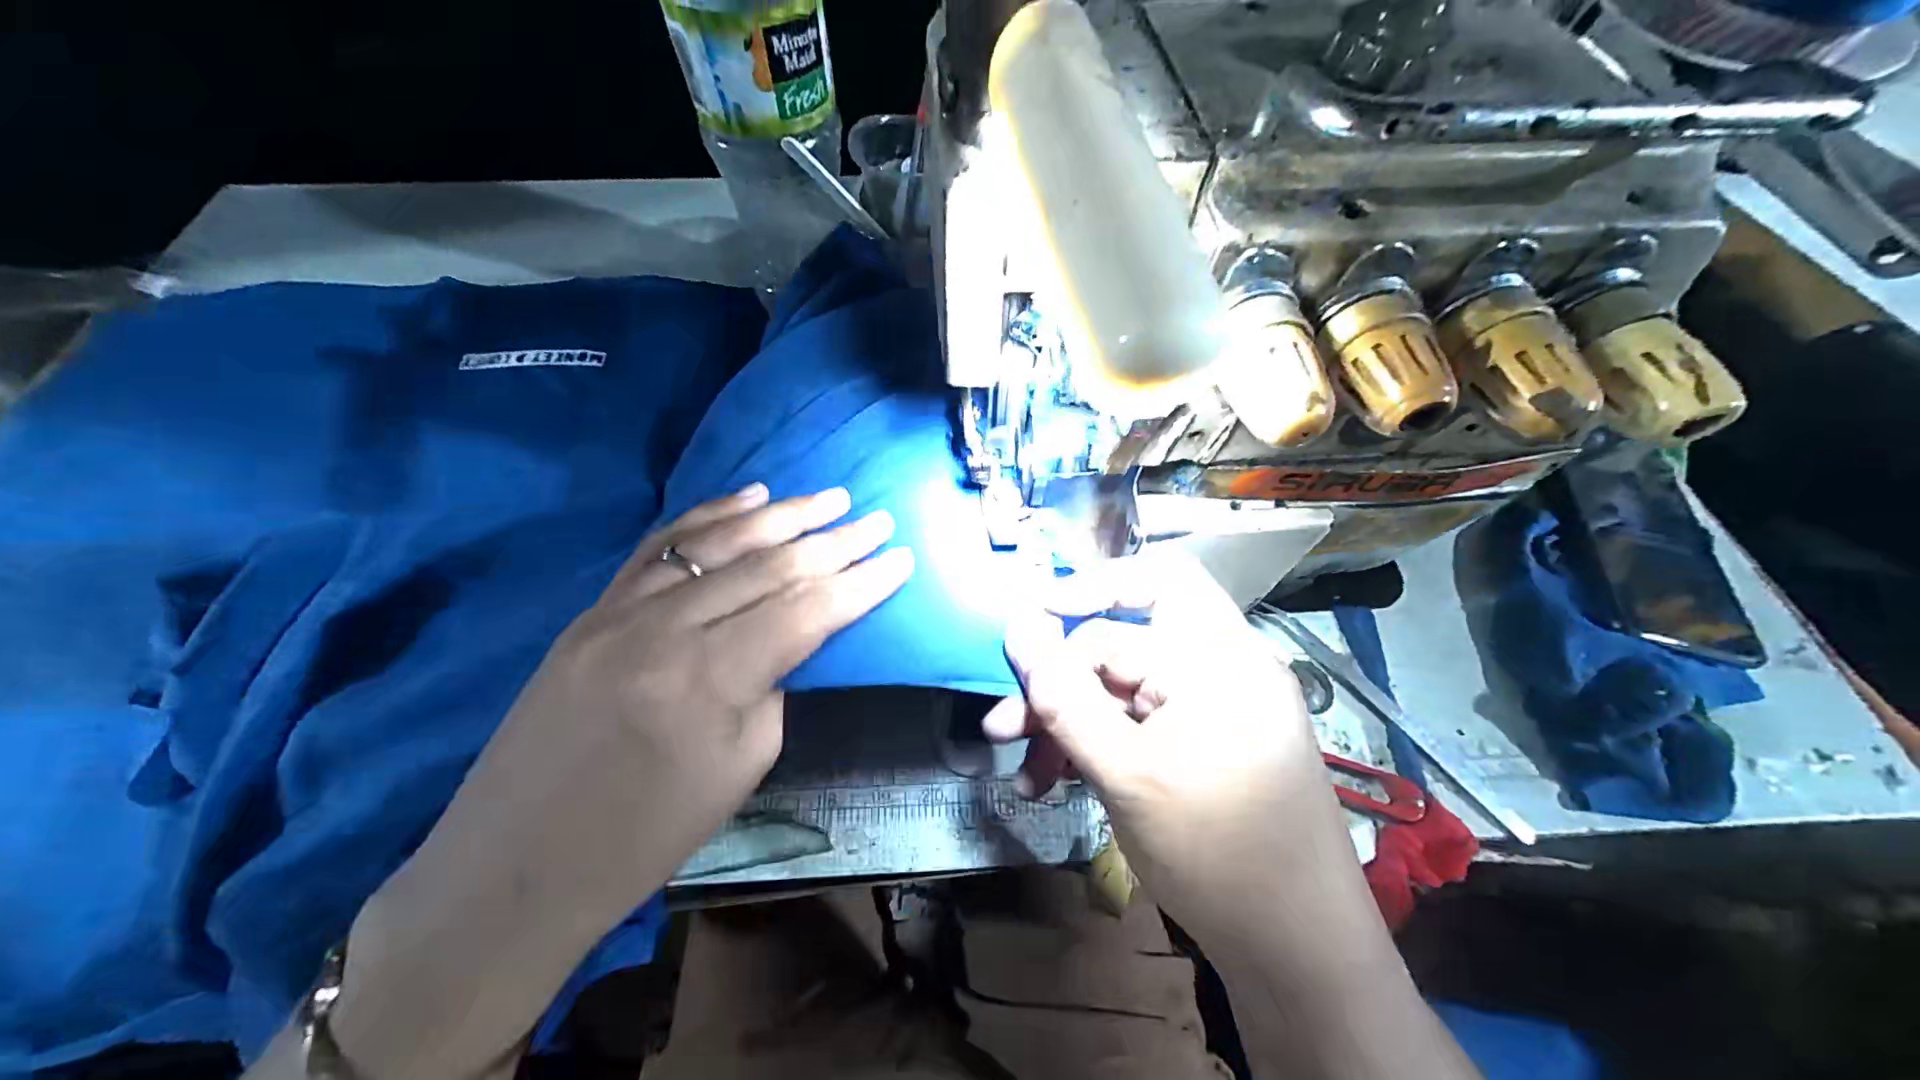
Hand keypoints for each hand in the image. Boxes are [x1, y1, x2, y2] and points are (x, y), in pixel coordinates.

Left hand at [479, 482, 914, 889]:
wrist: (517, 864)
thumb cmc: (648, 836)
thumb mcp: (742, 765)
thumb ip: (772, 684)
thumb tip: (792, 633)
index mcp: (709, 681)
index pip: (805, 612)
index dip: (861, 584)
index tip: (901, 558)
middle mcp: (664, 630)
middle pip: (768, 568)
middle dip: (834, 543)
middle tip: (878, 521)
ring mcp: (619, 611)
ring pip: (716, 543)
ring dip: (780, 516)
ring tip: (828, 499)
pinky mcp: (592, 609)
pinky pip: (660, 546)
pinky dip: (710, 516)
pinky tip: (750, 496)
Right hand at [981, 551, 1362, 937]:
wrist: (1299, 949)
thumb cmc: (1215, 854)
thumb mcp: (1125, 773)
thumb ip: (1063, 696)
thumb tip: (1019, 626)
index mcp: (1217, 655)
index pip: (1116, 614)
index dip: (1058, 631)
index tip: (1013, 651)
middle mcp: (1223, 662)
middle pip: (1121, 635)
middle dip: (1059, 676)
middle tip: (1006, 721)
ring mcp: (1217, 701)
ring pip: (1123, 683)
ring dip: (1069, 718)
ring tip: (1027, 772)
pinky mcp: (1207, 736)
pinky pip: (1141, 717)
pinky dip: (1098, 740)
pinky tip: (1059, 780)